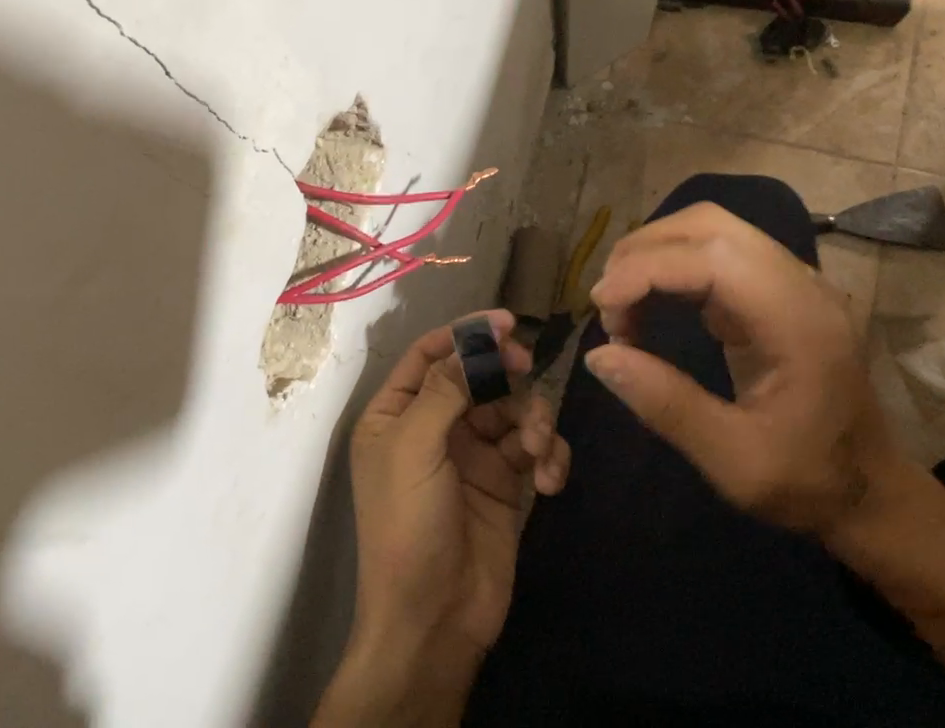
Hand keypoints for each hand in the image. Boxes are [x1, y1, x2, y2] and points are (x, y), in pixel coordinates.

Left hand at [314, 310, 570, 726]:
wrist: (434, 621)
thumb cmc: (408, 527)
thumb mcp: (415, 449)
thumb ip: (444, 389)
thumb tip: (472, 343)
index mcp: (395, 416)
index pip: (429, 356)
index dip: (465, 334)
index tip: (507, 323)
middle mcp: (432, 429)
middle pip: (477, 378)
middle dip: (505, 373)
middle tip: (527, 369)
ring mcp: (471, 458)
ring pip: (512, 412)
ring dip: (533, 421)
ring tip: (538, 451)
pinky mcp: (506, 486)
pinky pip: (534, 450)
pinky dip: (548, 457)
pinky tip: (549, 481)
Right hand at [584, 203, 893, 535]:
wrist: (871, 494)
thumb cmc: (809, 483)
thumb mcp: (734, 463)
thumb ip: (667, 405)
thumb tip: (598, 356)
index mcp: (800, 323)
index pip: (713, 257)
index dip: (646, 269)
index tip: (600, 307)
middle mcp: (801, 285)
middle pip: (712, 226)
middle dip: (645, 251)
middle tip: (606, 304)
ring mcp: (793, 283)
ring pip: (713, 232)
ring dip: (656, 255)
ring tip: (621, 307)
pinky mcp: (779, 292)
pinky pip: (718, 256)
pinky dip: (673, 269)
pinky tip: (650, 308)